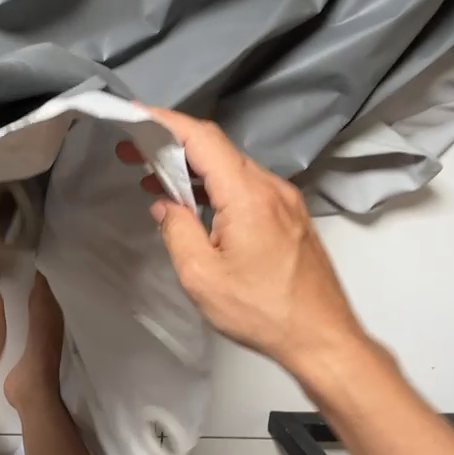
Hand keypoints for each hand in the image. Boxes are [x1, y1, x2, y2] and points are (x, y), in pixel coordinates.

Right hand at [118, 106, 369, 380]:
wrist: (322, 338)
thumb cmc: (261, 311)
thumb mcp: (202, 276)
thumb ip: (177, 231)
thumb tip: (164, 205)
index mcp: (249, 196)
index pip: (204, 139)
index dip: (167, 122)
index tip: (135, 116)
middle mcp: (271, 188)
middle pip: (217, 148)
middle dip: (171, 143)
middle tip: (131, 151)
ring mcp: (284, 201)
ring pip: (230, 167)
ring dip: (191, 167)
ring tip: (152, 177)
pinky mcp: (289, 216)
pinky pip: (245, 186)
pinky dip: (212, 185)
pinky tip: (191, 202)